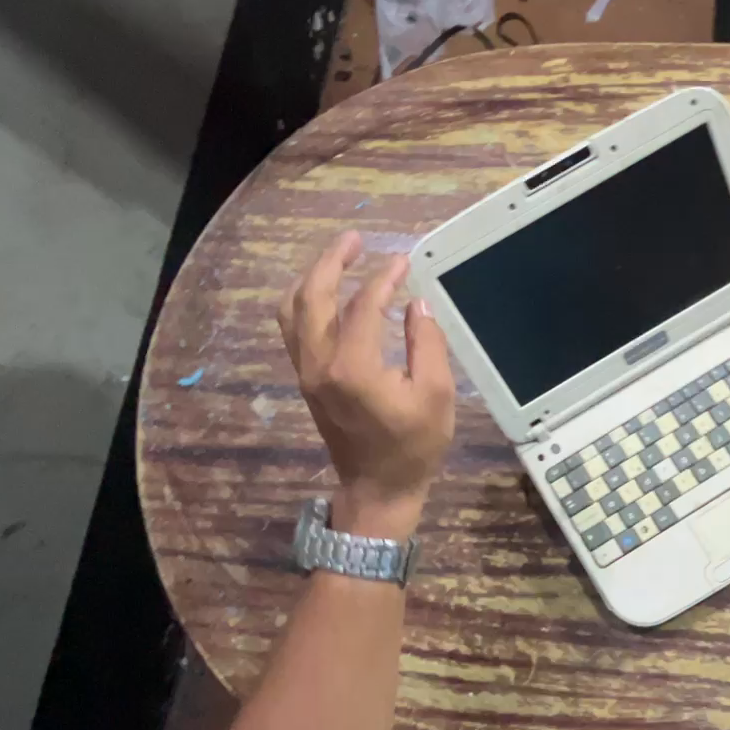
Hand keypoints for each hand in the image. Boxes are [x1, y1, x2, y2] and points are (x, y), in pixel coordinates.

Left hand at [277, 231, 454, 536]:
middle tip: (356, 239)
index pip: (363, 306)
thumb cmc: (414, 446)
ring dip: (314, 278)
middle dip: (333, 261)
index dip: (384, 278)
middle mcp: (319, 363)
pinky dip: (306, 301)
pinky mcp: (306, 379)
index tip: (403, 260)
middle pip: (313, 296)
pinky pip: (294, 328)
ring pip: (293, 310)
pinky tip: (327, 293)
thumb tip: (416, 304)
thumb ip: (426, 343)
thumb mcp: (436, 394)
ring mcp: (306, 371)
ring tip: (340, 259)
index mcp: (353, 367)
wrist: (378, 489)